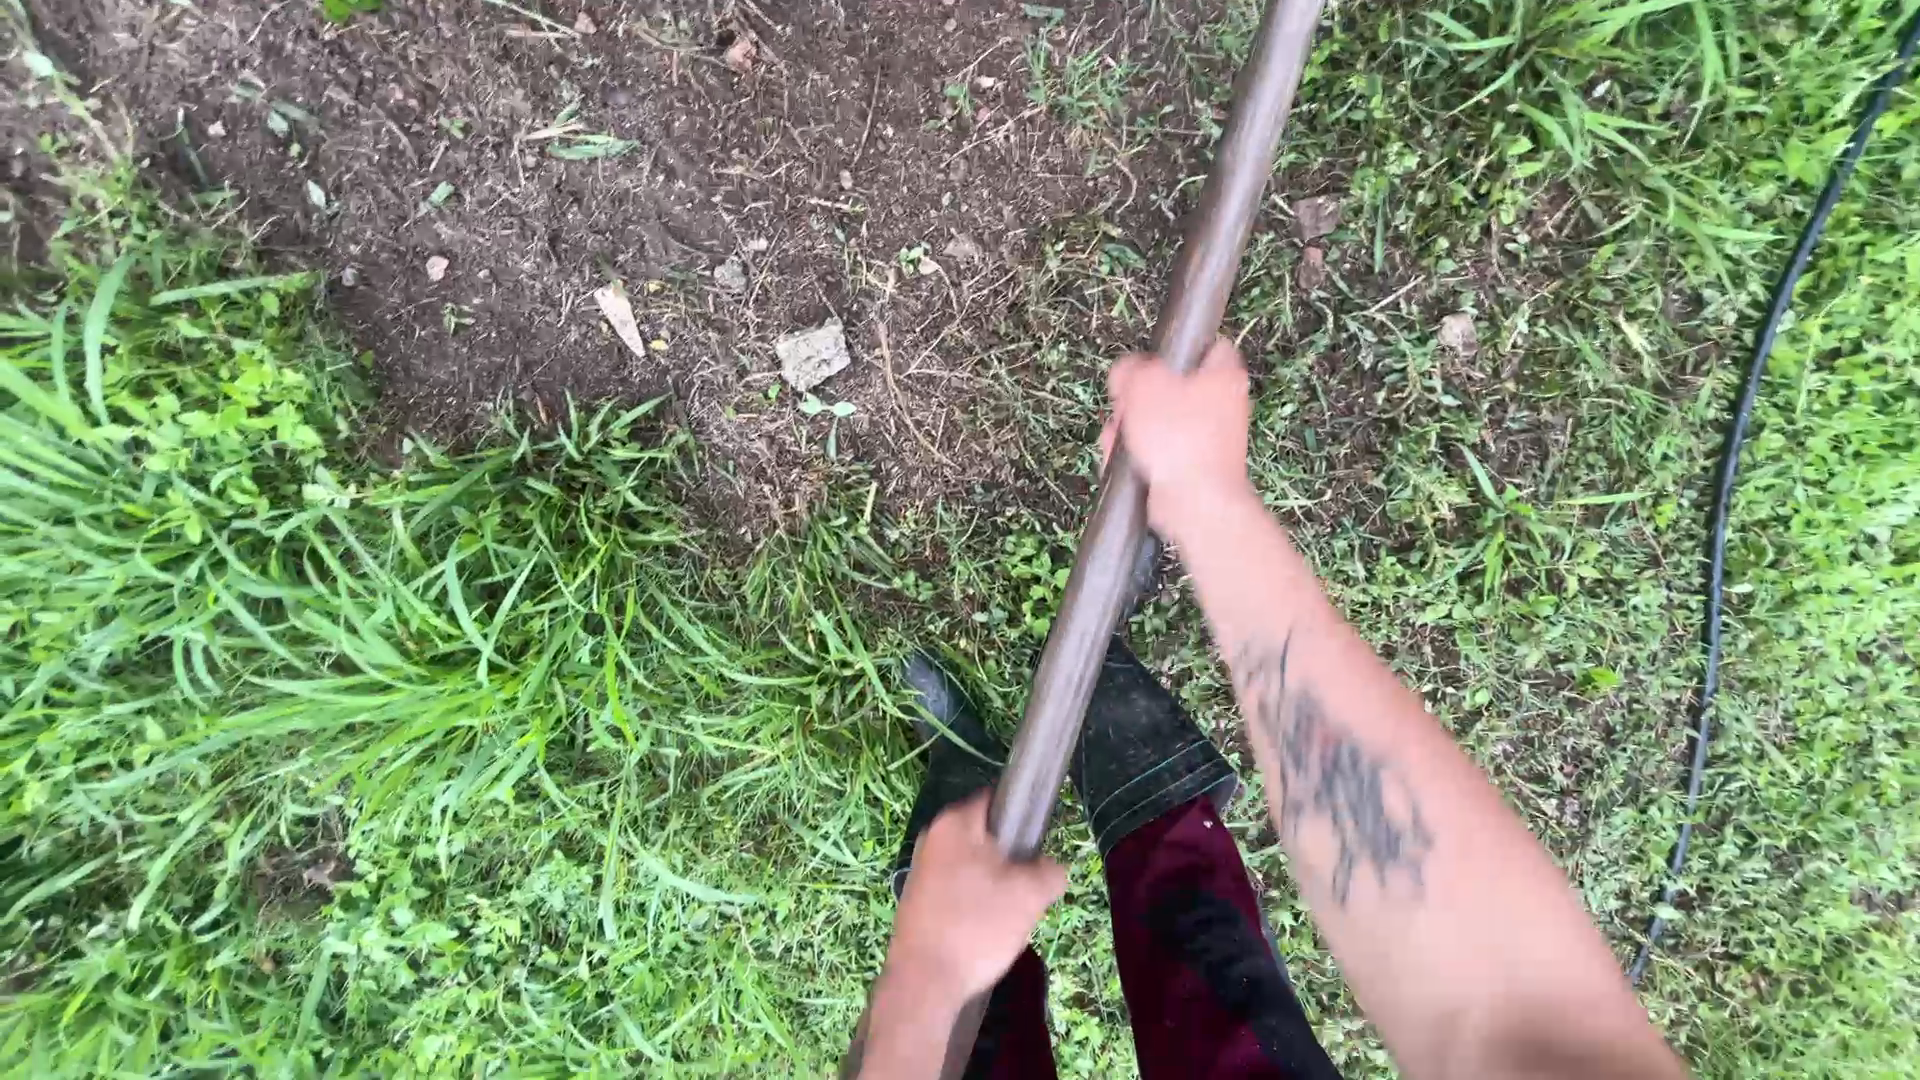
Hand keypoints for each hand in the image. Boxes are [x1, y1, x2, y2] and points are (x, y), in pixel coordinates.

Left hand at [888, 793, 1066, 1001]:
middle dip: (1009, 858)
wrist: (924, 982)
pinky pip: (957, 886)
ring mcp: (921, 866)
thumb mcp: (1028, 896)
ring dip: (993, 882)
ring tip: (1006, 913)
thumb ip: (1050, 872)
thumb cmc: (976, 927)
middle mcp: (933, 835)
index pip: (997, 799)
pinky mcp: (917, 896)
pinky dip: (973, 900)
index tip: (1038, 844)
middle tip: (1025, 886)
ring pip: (973, 863)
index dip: (1022, 817)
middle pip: (986, 835)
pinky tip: (983, 928)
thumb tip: (1052, 868)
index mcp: (955, 821)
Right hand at [1103, 338, 1258, 540]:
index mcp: (1224, 375)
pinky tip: (1121, 462)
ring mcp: (1208, 441)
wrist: (1195, 501)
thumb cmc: (1179, 437)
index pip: (1207, 347)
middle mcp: (1223, 407)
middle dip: (1139, 400)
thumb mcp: (1145, 386)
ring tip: (1117, 439)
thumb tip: (1125, 371)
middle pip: (1173, 390)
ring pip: (1161, 425)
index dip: (1175, 352)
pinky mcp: (1193, 469)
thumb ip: (1132, 369)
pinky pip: (1159, 454)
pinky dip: (1139, 457)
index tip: (1151, 364)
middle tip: (1125, 407)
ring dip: (1132, 431)